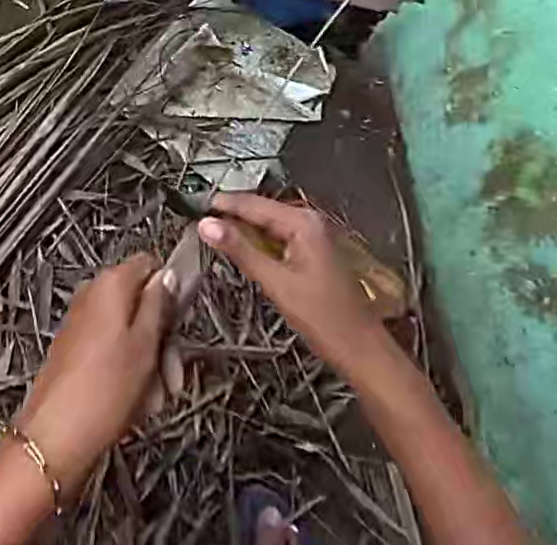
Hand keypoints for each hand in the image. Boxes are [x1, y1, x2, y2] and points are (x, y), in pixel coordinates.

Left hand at [15, 255, 173, 493]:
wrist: (59, 432)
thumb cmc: (99, 389)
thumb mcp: (145, 343)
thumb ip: (159, 304)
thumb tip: (167, 276)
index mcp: (110, 284)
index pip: (149, 265)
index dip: (171, 292)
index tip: (182, 319)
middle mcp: (92, 294)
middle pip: (141, 304)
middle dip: (162, 339)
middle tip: (170, 371)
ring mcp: (83, 320)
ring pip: (130, 331)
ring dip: (149, 362)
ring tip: (154, 395)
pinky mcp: (77, 347)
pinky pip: (113, 350)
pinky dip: (129, 371)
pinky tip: (136, 400)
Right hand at [199, 193, 387, 371]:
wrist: (364, 352)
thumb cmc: (324, 319)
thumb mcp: (275, 282)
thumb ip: (239, 249)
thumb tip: (205, 224)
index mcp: (302, 222)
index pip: (251, 204)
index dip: (220, 205)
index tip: (192, 207)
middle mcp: (309, 221)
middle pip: (259, 210)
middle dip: (230, 215)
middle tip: (198, 222)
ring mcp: (313, 235)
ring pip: (267, 224)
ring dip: (242, 228)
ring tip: (212, 234)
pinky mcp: (312, 251)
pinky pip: (277, 236)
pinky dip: (257, 241)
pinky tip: (242, 250)